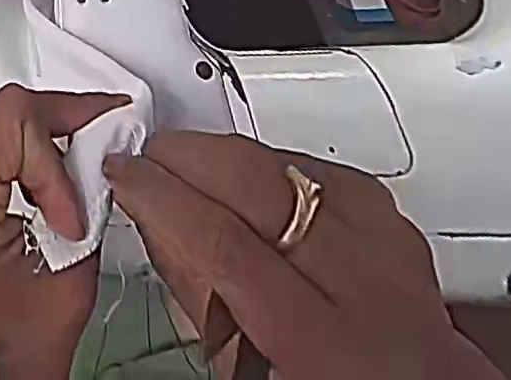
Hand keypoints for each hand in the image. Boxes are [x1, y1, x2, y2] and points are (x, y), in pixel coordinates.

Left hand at [0, 85, 129, 379]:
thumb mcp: (63, 273)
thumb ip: (89, 197)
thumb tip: (102, 148)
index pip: (18, 118)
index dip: (62, 157)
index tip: (78, 203)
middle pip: (10, 110)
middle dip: (66, 126)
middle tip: (106, 136)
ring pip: (3, 116)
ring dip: (49, 137)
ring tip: (82, 163)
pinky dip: (27, 150)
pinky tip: (51, 171)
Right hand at [104, 132, 501, 378]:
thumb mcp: (243, 364)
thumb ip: (197, 287)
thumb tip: (152, 213)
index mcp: (322, 345)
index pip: (223, 241)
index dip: (161, 194)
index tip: (127, 172)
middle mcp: (363, 283)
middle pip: (256, 181)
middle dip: (187, 153)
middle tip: (151, 154)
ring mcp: (381, 237)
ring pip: (279, 159)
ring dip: (221, 151)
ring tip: (189, 163)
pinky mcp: (384, 206)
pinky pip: (308, 160)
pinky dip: (265, 159)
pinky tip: (244, 172)